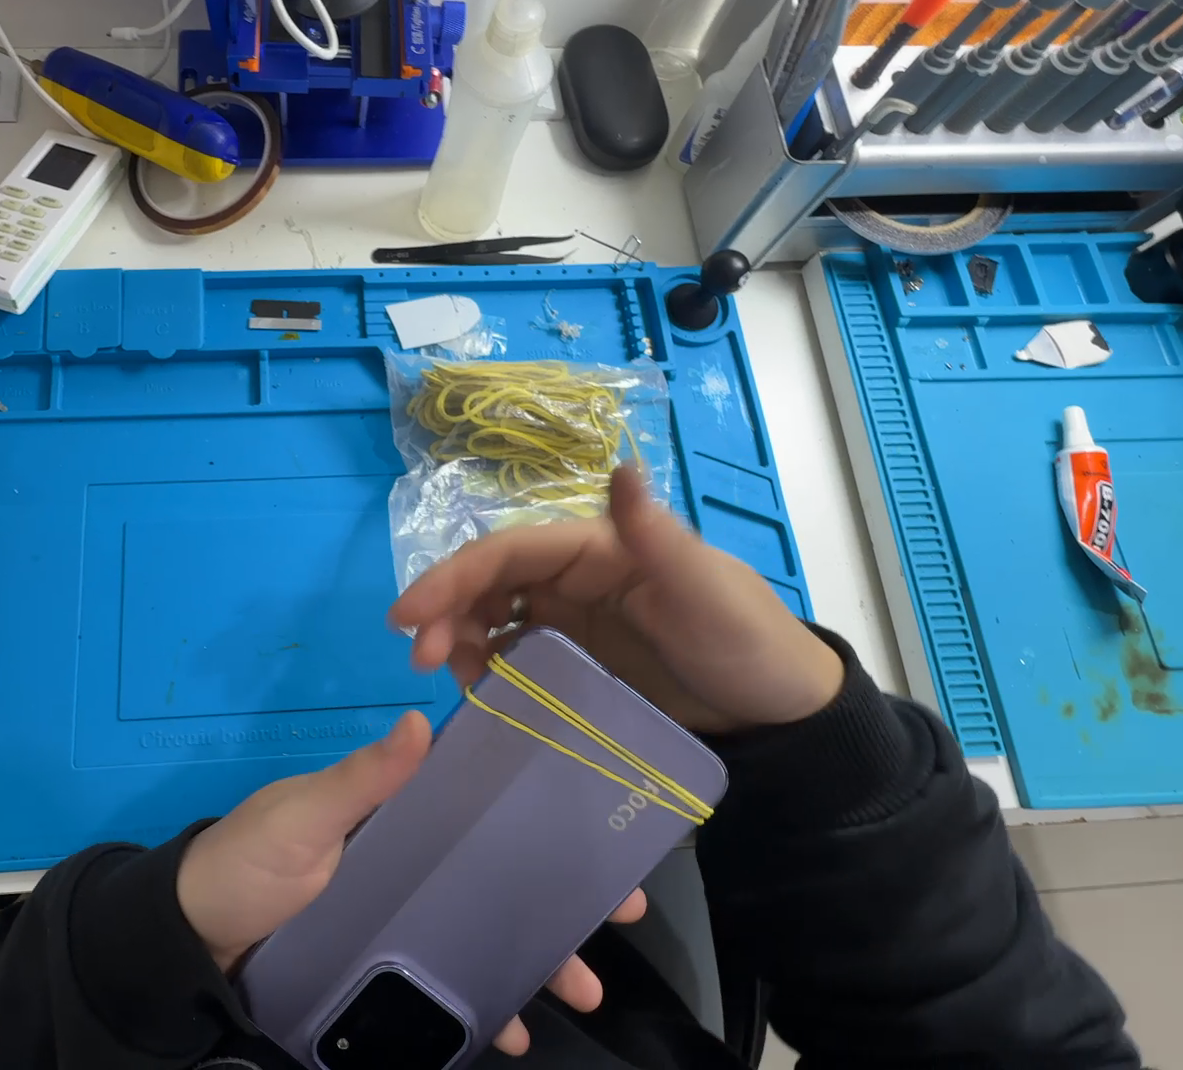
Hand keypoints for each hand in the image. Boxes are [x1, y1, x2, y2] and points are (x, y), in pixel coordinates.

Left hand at [176, 710, 647, 1055]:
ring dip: (535, 954)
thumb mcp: (302, 815)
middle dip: (557, 892)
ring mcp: (402, 912)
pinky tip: (510, 1026)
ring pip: (484, 927)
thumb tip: (422, 719)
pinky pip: (448, 979)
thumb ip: (360, 779)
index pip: (479, 802)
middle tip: (614, 916)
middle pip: (497, 870)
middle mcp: (411, 856)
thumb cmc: (248, 861)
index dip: (536, 813)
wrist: (194, 943)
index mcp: (396, 808)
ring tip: (579, 987)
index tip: (594, 829)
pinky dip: (483, 1000)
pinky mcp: (389, 961)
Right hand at [388, 465, 843, 734]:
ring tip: (453, 679)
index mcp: (596, 550)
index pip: (509, 553)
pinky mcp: (571, 660)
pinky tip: (479, 691)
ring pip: (491, 618)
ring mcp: (569, 621)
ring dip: (459, 640)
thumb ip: (657, 537)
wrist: (774, 716)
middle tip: (422, 659)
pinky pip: (511, 655)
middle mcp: (572, 579)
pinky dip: (484, 667)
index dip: (452, 576)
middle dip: (445, 612)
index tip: (408, 616)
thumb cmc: (746, 645)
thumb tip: (621, 466)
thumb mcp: (706, 592)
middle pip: (488, 584)